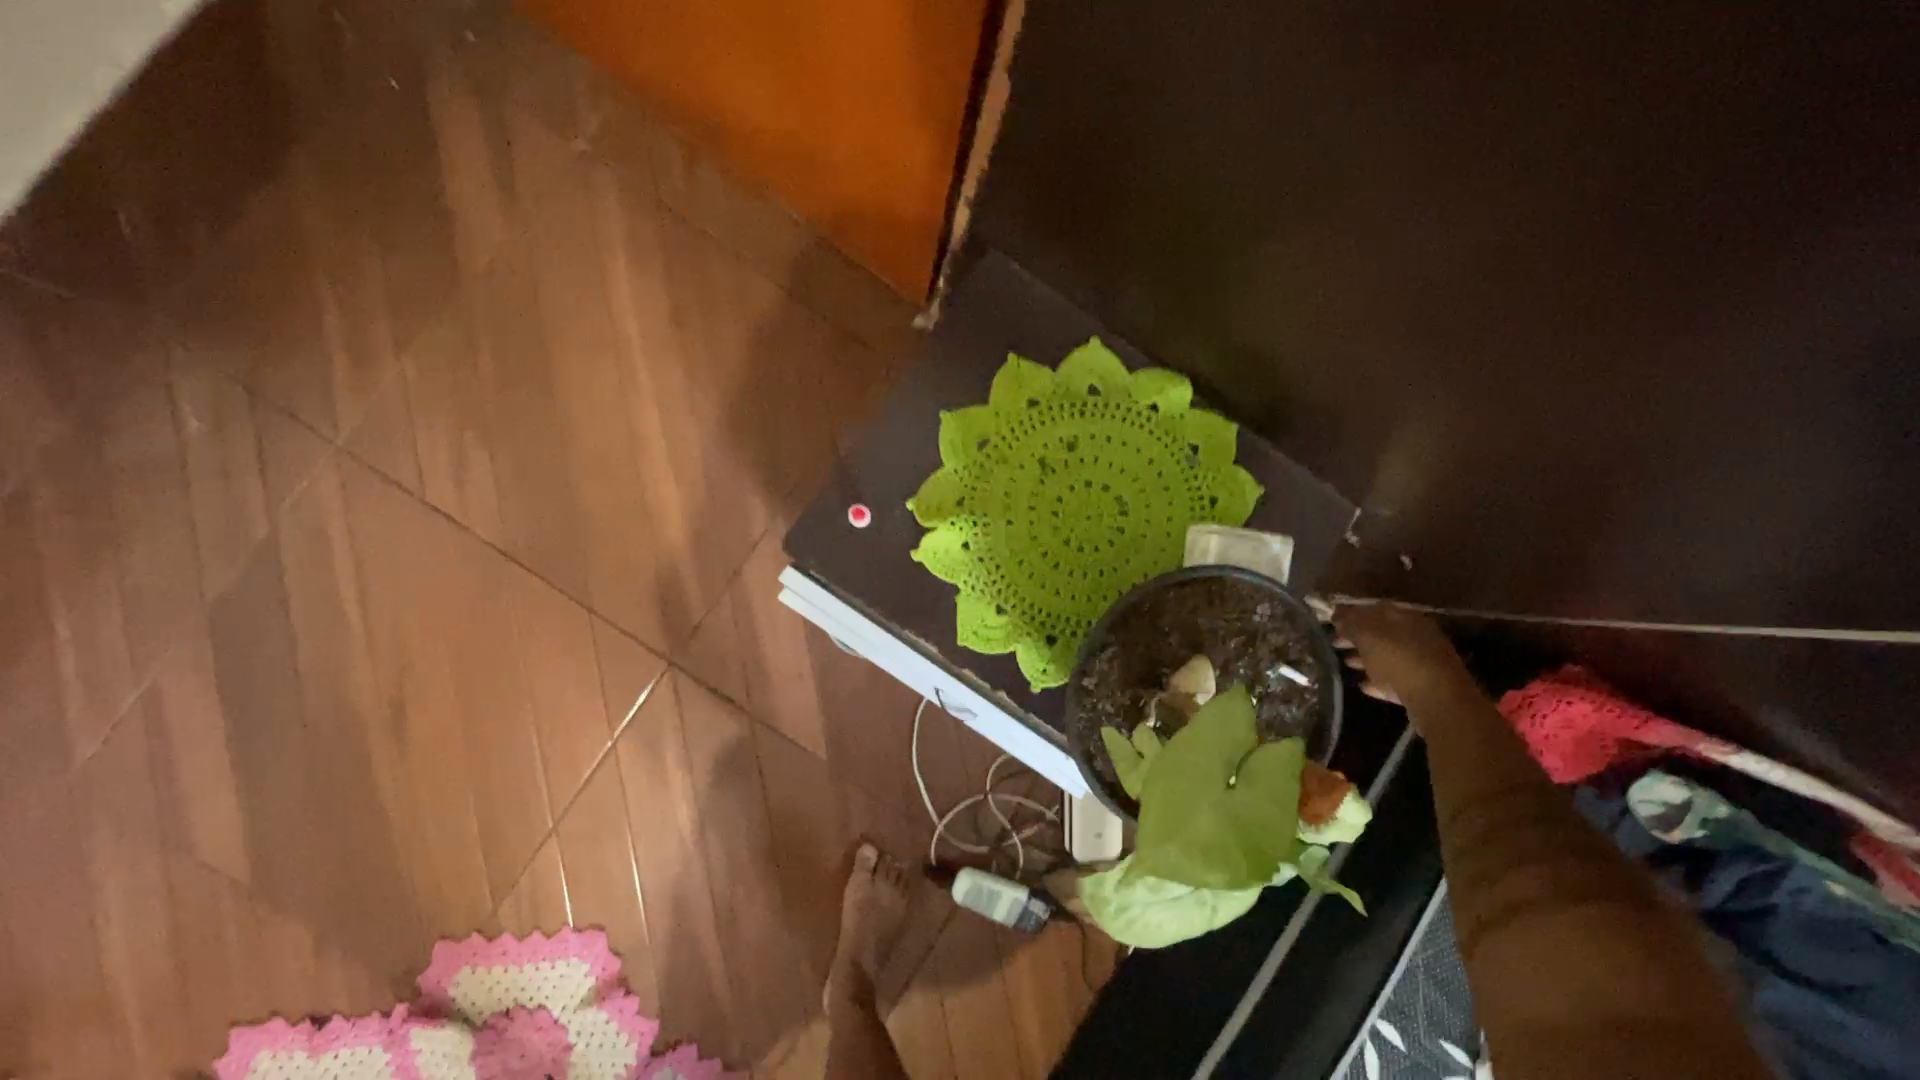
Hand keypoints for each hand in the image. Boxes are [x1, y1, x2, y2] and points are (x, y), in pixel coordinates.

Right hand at [1328, 604, 1472, 718]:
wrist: (1437, 700)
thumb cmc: (1399, 660)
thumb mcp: (1368, 637)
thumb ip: (1350, 623)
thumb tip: (1337, 614)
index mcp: (1404, 617)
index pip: (1373, 609)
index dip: (1350, 614)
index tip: (1331, 623)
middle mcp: (1416, 635)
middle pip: (1381, 632)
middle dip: (1357, 637)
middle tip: (1335, 643)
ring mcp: (1421, 661)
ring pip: (1387, 655)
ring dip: (1366, 658)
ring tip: (1346, 663)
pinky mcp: (1422, 686)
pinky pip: (1394, 678)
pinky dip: (1378, 679)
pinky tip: (1364, 685)